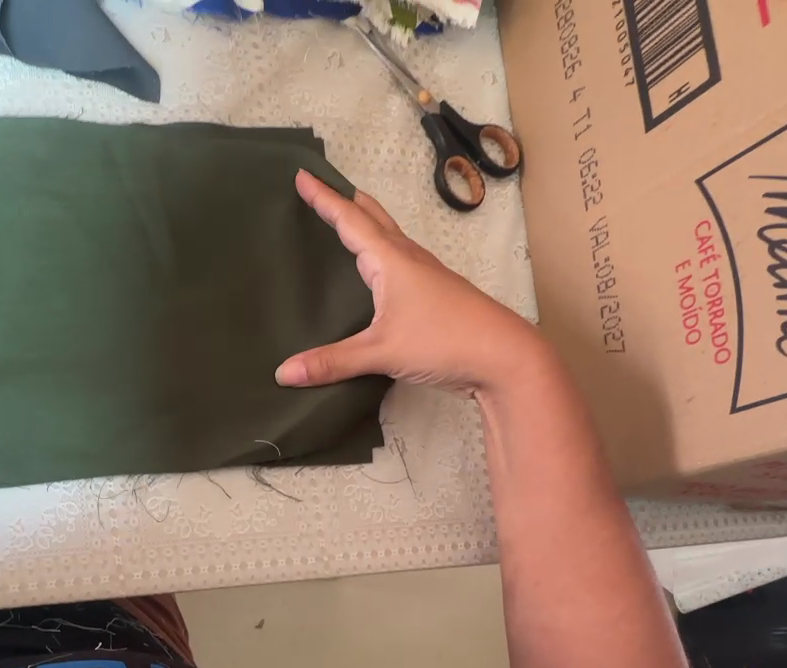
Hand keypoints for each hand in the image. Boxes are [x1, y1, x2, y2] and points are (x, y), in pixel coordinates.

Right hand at [275, 169, 552, 392]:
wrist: (503, 356)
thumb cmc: (444, 340)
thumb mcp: (381, 352)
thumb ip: (332, 362)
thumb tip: (284, 373)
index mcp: (392, 260)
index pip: (350, 220)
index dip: (324, 199)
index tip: (303, 175)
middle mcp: (408, 259)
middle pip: (374, 218)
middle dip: (347, 200)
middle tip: (323, 186)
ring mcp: (423, 275)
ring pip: (388, 237)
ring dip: (365, 222)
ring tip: (345, 218)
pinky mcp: (431, 294)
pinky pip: (397, 261)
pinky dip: (378, 252)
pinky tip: (373, 269)